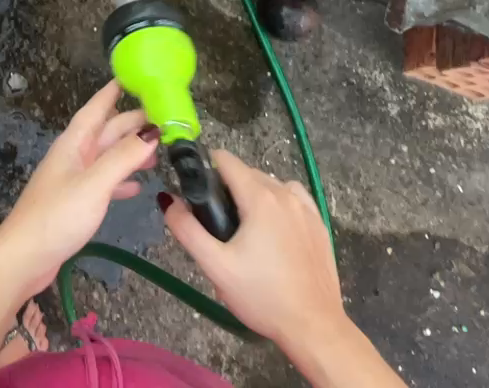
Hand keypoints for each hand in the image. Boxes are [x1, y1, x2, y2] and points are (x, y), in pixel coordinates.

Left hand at [0, 80, 158, 293]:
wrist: (25, 256)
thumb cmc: (58, 215)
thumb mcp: (95, 183)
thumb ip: (123, 158)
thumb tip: (152, 131)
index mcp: (74, 144)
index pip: (96, 109)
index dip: (112, 92)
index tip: (133, 77)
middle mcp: (73, 156)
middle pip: (105, 132)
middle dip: (131, 123)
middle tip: (162, 118)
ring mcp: (73, 179)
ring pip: (106, 156)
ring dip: (130, 152)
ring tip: (157, 152)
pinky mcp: (75, 202)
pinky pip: (103, 182)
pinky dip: (121, 180)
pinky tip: (136, 186)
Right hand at [160, 149, 346, 349]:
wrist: (315, 329)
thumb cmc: (262, 296)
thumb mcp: (215, 266)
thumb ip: (186, 229)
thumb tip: (169, 200)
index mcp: (259, 197)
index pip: (225, 159)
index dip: (205, 169)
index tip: (197, 194)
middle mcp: (284, 194)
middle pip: (246, 172)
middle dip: (226, 187)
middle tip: (218, 224)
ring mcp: (306, 209)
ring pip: (270, 184)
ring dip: (253, 194)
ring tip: (245, 230)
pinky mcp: (320, 225)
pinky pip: (293, 197)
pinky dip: (279, 202)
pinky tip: (274, 228)